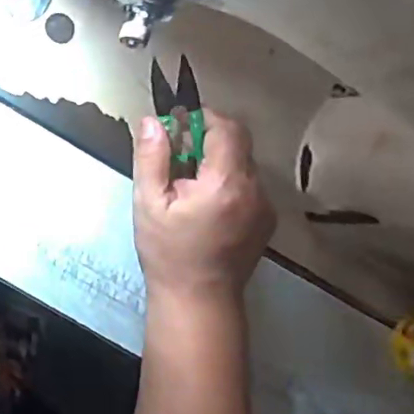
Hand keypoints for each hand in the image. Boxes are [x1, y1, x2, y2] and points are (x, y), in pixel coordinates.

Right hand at [131, 110, 274, 307]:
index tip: (176, 124)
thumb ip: (152, 157)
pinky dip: (223, 180)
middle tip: (171, 157)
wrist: (198, 296)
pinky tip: (200, 202)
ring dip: (213, 161)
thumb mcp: (147, 201)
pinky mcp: (266, 218)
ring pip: (241, 164)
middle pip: (237, 145)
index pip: (228, 129)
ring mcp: (265, 205)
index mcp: (226, 183)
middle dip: (204, 140)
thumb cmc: (167, 249)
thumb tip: (153, 121)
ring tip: (182, 185)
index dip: (203, 117)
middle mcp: (255, 190)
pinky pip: (246, 184)